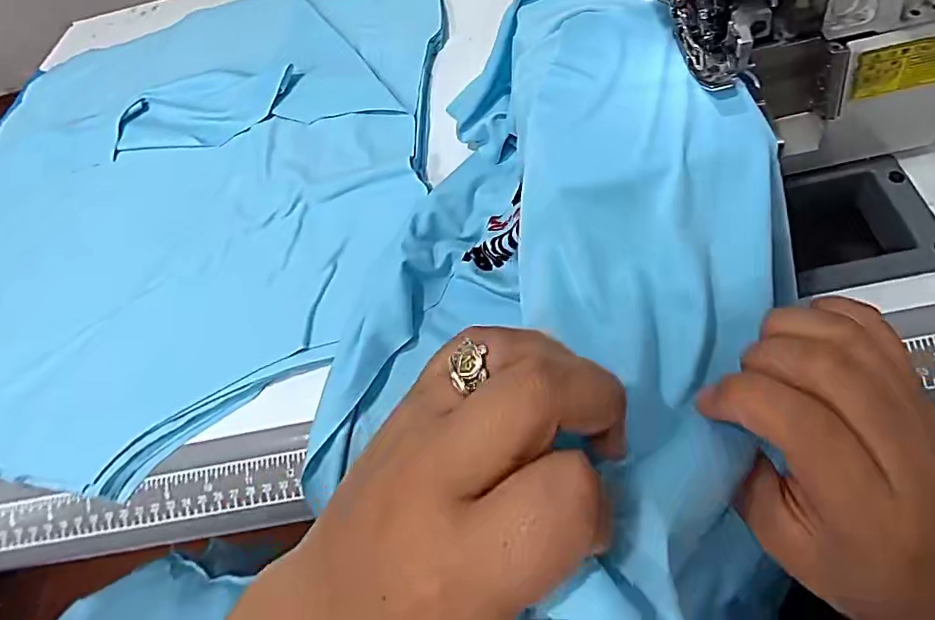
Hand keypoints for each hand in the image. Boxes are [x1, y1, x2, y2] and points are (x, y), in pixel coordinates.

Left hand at [234, 327, 625, 619]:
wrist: (328, 605)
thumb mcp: (500, 610)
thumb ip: (556, 545)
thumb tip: (595, 488)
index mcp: (456, 562)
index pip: (564, 493)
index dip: (600, 500)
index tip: (596, 521)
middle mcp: (431, 473)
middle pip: (536, 390)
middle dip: (595, 397)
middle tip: (605, 439)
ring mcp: (414, 418)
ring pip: (506, 347)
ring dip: (560, 365)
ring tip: (571, 404)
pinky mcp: (407, 395)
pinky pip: (473, 342)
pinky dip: (517, 349)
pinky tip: (529, 378)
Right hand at [698, 298, 934, 619]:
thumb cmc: (867, 570)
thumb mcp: (792, 553)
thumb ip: (747, 485)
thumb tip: (720, 419)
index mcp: (869, 510)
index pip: (801, 422)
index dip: (741, 397)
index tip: (709, 402)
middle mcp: (902, 451)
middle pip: (825, 368)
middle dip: (762, 358)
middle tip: (739, 377)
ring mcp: (916, 407)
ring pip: (846, 337)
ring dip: (789, 328)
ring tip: (765, 351)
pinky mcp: (918, 381)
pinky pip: (871, 324)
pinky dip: (827, 311)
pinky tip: (803, 329)